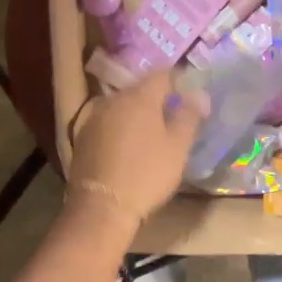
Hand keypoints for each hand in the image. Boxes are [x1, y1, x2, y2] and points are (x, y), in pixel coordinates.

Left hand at [69, 69, 208, 223]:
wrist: (101, 206)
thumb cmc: (147, 174)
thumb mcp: (178, 147)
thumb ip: (189, 116)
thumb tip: (199, 95)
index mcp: (140, 96)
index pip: (163, 74)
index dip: (179, 82)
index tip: (190, 98)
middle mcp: (113, 99)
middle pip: (140, 90)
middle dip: (157, 99)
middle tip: (173, 119)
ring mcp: (94, 118)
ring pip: (122, 107)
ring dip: (137, 115)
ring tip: (151, 135)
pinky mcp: (82, 137)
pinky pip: (108, 123)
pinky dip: (121, 129)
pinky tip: (128, 147)